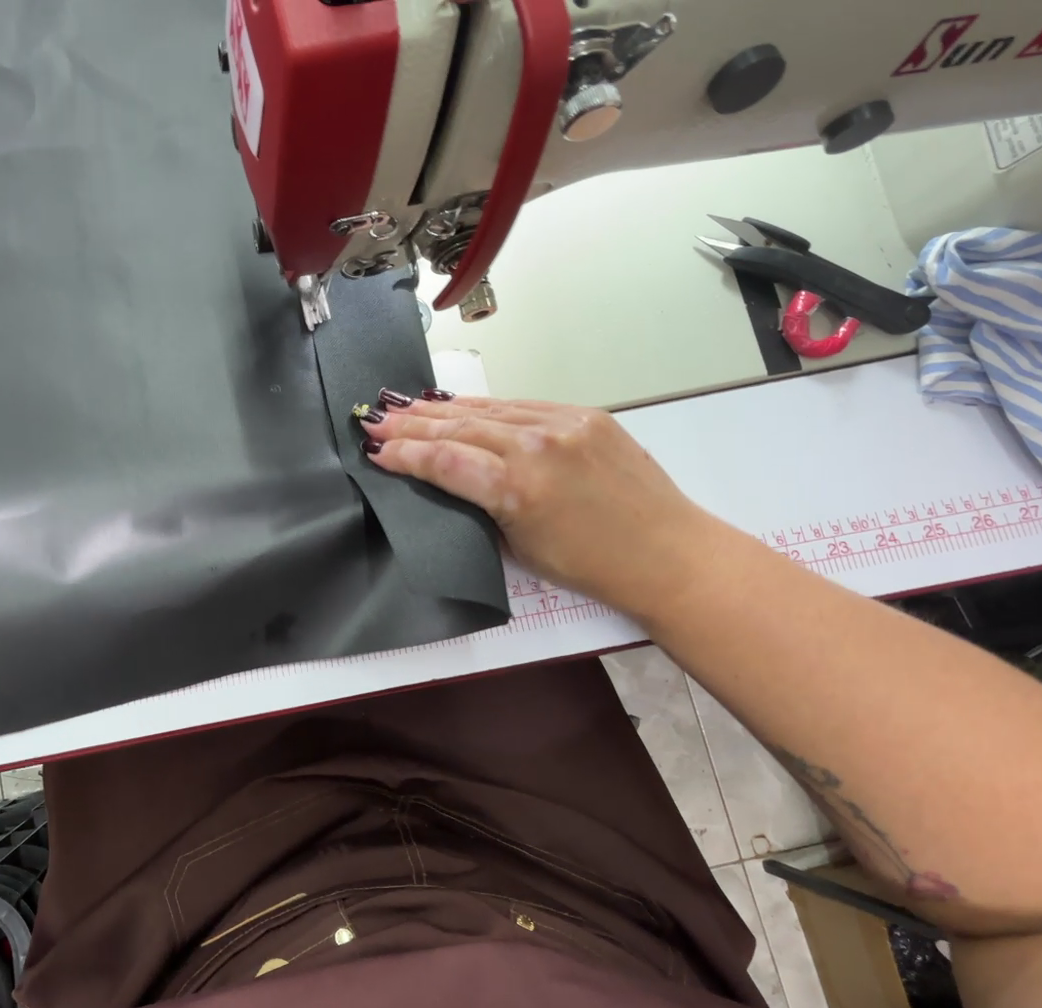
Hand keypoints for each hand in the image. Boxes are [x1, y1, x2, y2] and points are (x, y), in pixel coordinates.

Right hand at [359, 392, 733, 617]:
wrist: (668, 552)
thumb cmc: (590, 567)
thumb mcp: (520, 547)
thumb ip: (481, 507)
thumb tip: (449, 479)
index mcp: (517, 489)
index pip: (444, 461)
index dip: (404, 455)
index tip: (373, 450)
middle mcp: (537, 446)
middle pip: (458, 429)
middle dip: (411, 425)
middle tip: (374, 418)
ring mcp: (563, 424)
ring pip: (486, 411)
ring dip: (441, 410)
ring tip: (405, 406)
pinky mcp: (584, 415)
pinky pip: (520, 406)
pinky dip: (484, 407)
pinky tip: (459, 405)